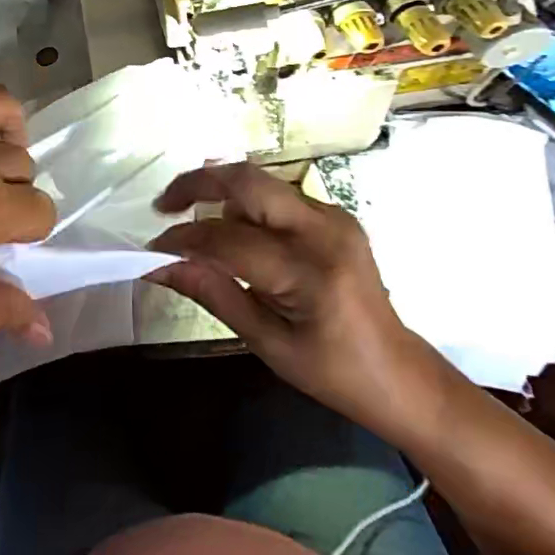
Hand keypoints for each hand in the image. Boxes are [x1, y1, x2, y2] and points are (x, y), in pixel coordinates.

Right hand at [147, 164, 438, 430]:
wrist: (402, 374)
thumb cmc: (332, 371)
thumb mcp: (265, 341)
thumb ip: (211, 293)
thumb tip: (158, 266)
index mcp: (309, 271)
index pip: (226, 238)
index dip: (182, 240)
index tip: (152, 250)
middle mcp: (324, 230)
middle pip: (246, 181)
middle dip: (196, 183)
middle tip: (164, 205)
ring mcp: (332, 216)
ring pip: (259, 181)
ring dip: (219, 192)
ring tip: (193, 221)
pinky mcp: (334, 214)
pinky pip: (275, 194)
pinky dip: (243, 203)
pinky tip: (232, 229)